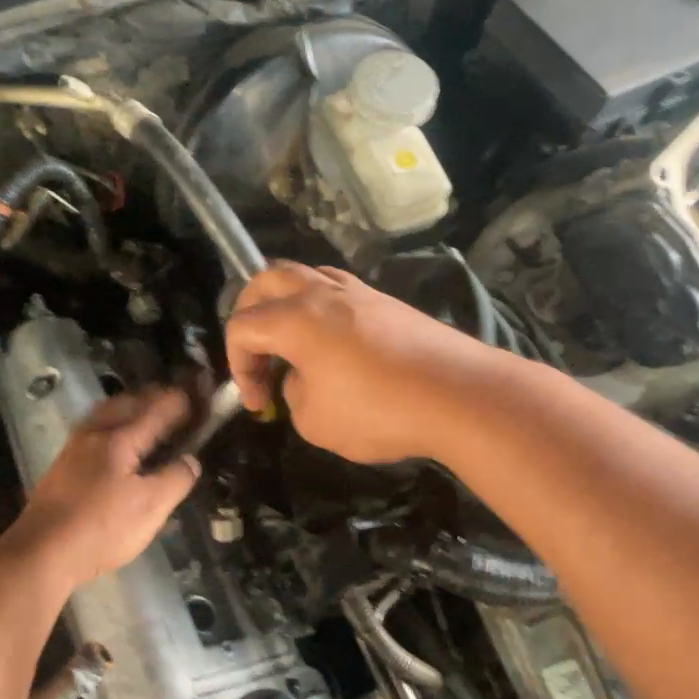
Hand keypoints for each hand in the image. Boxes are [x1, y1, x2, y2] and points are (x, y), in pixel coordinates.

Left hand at [2, 388, 201, 588]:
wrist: (41, 551)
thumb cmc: (101, 529)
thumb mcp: (151, 507)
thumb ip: (175, 479)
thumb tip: (190, 460)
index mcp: (120, 438)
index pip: (158, 409)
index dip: (182, 401)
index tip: (201, 395)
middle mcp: (94, 433)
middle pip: (127, 402)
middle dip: (154, 398)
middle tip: (177, 402)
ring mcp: (73, 448)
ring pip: (106, 414)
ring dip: (129, 408)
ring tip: (146, 415)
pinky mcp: (62, 465)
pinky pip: (93, 430)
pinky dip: (113, 425)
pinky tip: (116, 442)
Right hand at [226, 261, 500, 464]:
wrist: (460, 395)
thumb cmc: (379, 411)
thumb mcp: (314, 422)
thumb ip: (293, 395)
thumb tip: (303, 379)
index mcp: (295, 319)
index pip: (241, 328)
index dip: (238, 367)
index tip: (258, 404)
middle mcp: (322, 293)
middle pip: (266, 280)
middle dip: (249, 314)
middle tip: (256, 352)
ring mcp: (359, 292)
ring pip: (306, 277)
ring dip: (286, 306)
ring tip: (292, 344)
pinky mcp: (388, 304)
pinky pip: (338, 292)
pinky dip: (320, 311)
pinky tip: (332, 347)